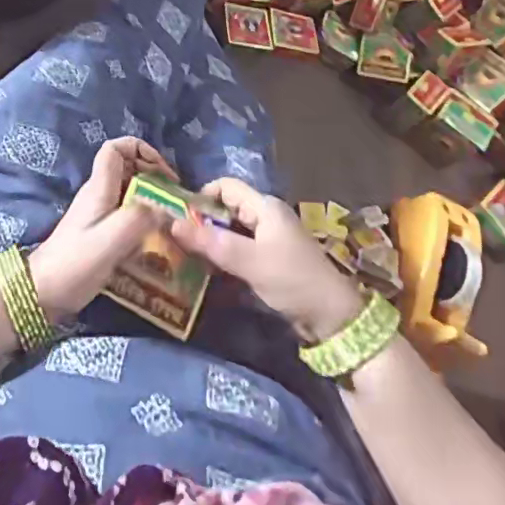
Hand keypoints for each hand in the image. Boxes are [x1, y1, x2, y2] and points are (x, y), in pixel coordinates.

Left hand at [27, 138, 175, 322]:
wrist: (43, 293)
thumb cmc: (75, 263)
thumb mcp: (111, 240)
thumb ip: (140, 219)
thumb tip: (168, 207)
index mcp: (99, 187)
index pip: (115, 148)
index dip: (141, 150)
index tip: (164, 172)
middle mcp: (99, 194)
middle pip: (127, 167)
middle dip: (153, 175)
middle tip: (174, 196)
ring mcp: (98, 213)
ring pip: (129, 191)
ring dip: (151, 197)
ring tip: (171, 217)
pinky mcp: (100, 232)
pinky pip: (127, 213)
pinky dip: (144, 218)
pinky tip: (156, 238)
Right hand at [170, 177, 364, 342]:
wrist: (331, 317)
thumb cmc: (292, 280)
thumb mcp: (250, 261)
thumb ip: (212, 243)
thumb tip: (173, 223)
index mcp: (265, 207)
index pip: (225, 187)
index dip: (202, 197)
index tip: (181, 219)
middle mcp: (265, 217)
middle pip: (226, 208)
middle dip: (202, 220)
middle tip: (177, 240)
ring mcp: (268, 238)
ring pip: (230, 230)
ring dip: (210, 240)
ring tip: (185, 254)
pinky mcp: (268, 259)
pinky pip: (238, 247)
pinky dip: (222, 254)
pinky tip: (207, 268)